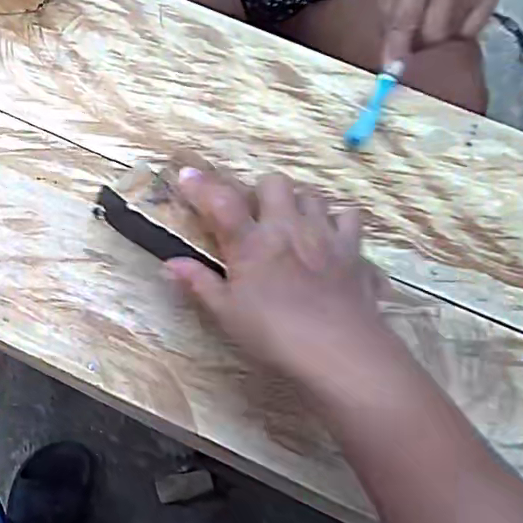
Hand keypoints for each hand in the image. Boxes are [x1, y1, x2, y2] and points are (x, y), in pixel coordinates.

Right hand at [164, 168, 395, 390]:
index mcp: (251, 243)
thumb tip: (169, 263)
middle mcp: (288, 227)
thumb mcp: (228, 314)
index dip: (201, 185)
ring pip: (311, 194)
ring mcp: (324, 233)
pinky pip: (349, 216)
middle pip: (273, 183)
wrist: (338, 349)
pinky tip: (332, 236)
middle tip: (256, 217)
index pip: (221, 202)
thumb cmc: (274, 335)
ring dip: (298, 203)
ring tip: (293, 224)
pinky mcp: (353, 248)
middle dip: (262, 193)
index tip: (188, 174)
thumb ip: (200, 284)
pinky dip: (339, 221)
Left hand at [380, 0, 501, 67]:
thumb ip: (391, 15)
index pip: (403, 22)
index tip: (391, 72)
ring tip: (436, 22)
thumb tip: (390, 58)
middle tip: (416, 43)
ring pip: (452, 37)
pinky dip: (460, 32)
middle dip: (421, 46)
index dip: (396, 50)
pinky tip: (455, 16)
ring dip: (440, 40)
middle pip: (431, 36)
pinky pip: (472, 31)